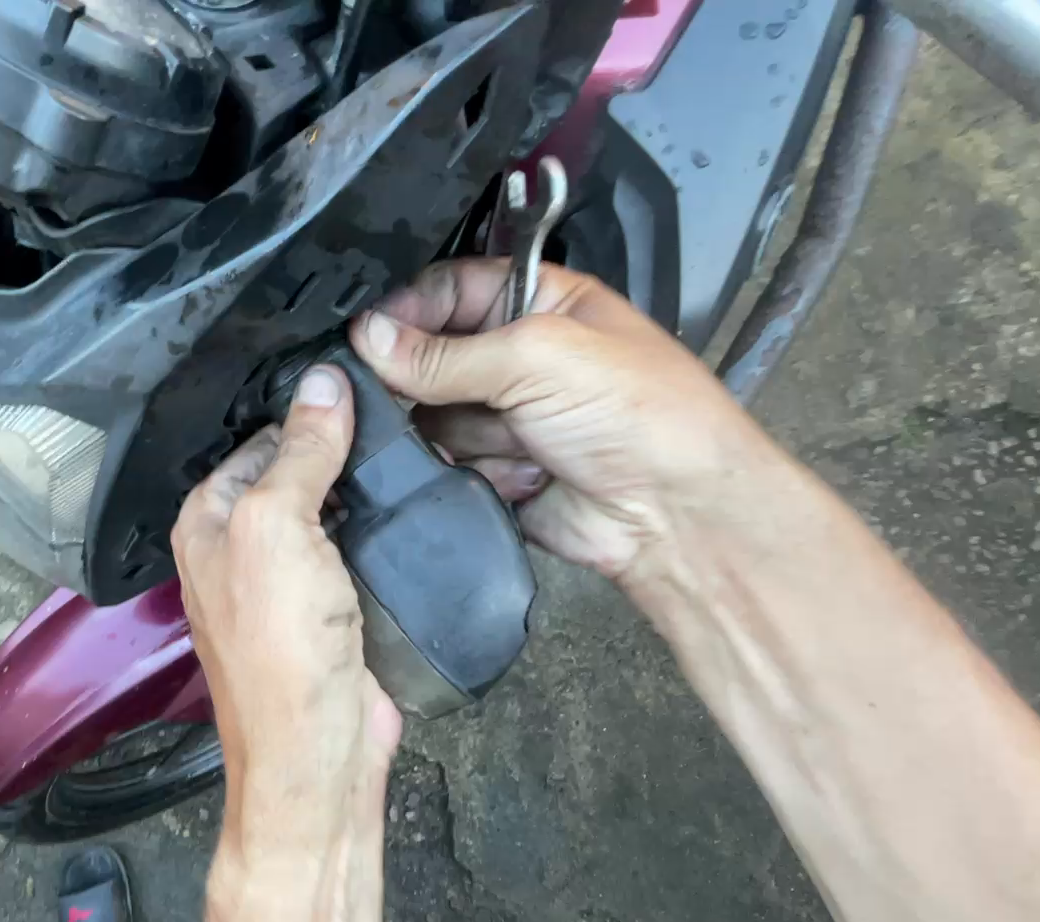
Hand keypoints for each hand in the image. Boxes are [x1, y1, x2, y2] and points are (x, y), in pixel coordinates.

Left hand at [173, 366, 401, 844]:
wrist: (319, 747)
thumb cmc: (279, 642)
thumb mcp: (277, 528)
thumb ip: (299, 455)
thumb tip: (323, 381)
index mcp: (208, 520)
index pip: (256, 440)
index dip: (303, 412)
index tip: (357, 384)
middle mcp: (240, 544)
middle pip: (292, 472)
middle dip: (337, 447)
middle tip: (398, 411)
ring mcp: (287, 575)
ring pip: (328, 508)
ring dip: (363, 485)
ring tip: (414, 445)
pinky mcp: (330, 604)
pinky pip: (353, 546)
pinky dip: (378, 524)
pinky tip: (412, 500)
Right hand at [348, 258, 772, 579]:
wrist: (672, 516)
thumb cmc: (642, 417)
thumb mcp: (540, 358)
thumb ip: (446, 352)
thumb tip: (369, 338)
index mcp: (537, 302)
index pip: (448, 289)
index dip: (406, 311)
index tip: (367, 336)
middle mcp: (515, 356)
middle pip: (427, 358)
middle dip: (436, 385)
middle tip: (460, 398)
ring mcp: (502, 415)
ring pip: (431, 417)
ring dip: (471, 435)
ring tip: (525, 444)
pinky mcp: (492, 466)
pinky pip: (446, 462)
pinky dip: (478, 471)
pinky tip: (525, 475)